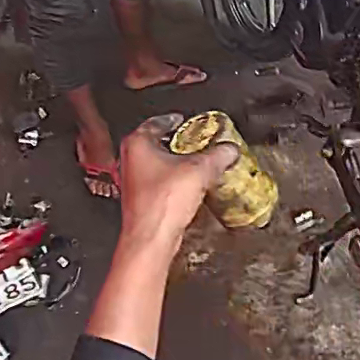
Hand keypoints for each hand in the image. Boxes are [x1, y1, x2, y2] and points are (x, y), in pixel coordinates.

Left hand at [118, 113, 238, 248]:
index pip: (158, 122)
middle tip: (197, 141)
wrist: (151, 239)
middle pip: (158, 142)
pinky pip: (160, 182)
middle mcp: (130, 160)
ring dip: (178, 163)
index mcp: (137, 143)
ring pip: (158, 163)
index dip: (175, 120)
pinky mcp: (142, 199)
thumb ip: (217, 155)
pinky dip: (175, 180)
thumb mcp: (199, 170)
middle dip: (179, 143)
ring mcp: (134, 181)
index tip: (185, 120)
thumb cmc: (162, 203)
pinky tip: (190, 186)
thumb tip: (229, 149)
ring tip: (198, 163)